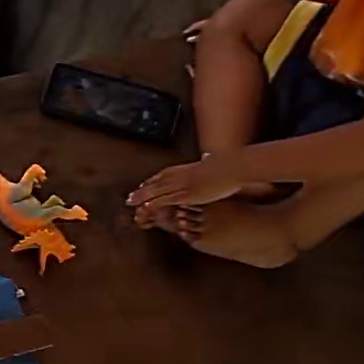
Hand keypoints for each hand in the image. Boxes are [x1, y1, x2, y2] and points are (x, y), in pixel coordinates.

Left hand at [126, 154, 246, 207]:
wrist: (234, 166)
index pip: (162, 175)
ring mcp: (181, 186)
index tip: (142, 187)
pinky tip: (144, 208)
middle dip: (141, 191)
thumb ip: (206, 160)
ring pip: (155, 192)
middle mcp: (179, 176)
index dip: (150, 183)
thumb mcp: (212, 161)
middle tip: (129, 198)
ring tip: (130, 203)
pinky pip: (165, 201)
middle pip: (154, 184)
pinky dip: (153, 204)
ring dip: (141, 198)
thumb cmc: (228, 163)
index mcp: (184, 168)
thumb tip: (207, 155)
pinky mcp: (186, 195)